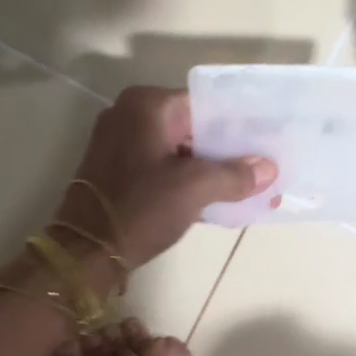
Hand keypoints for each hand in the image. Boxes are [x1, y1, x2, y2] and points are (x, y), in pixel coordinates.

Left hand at [56, 87, 276, 266]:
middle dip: (227, 150)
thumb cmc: (141, 207)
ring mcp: (120, 144)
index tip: (267, 141)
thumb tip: (269, 169)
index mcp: (146, 105)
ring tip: (248, 186)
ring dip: (210, 169)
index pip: (205, 104)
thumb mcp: (195, 188)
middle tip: (264, 165)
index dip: (238, 124)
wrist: (85, 251)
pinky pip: (163, 168)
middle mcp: (129, 115)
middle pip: (193, 127)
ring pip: (179, 150)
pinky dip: (188, 181)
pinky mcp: (117, 172)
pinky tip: (218, 200)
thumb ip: (236, 174)